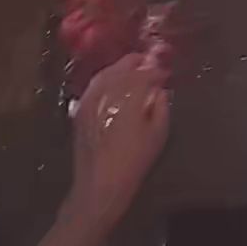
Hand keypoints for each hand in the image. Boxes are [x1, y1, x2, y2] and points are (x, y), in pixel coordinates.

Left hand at [69, 55, 170, 216]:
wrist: (101, 182)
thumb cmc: (135, 160)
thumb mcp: (158, 133)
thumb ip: (161, 106)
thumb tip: (158, 90)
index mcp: (129, 97)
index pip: (145, 74)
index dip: (157, 71)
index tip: (166, 74)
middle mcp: (107, 92)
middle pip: (123, 67)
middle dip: (138, 63)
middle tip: (150, 63)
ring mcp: (91, 98)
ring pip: (106, 73)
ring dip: (121, 67)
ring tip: (134, 68)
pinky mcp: (81, 108)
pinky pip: (94, 84)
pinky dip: (106, 78)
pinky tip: (114, 81)